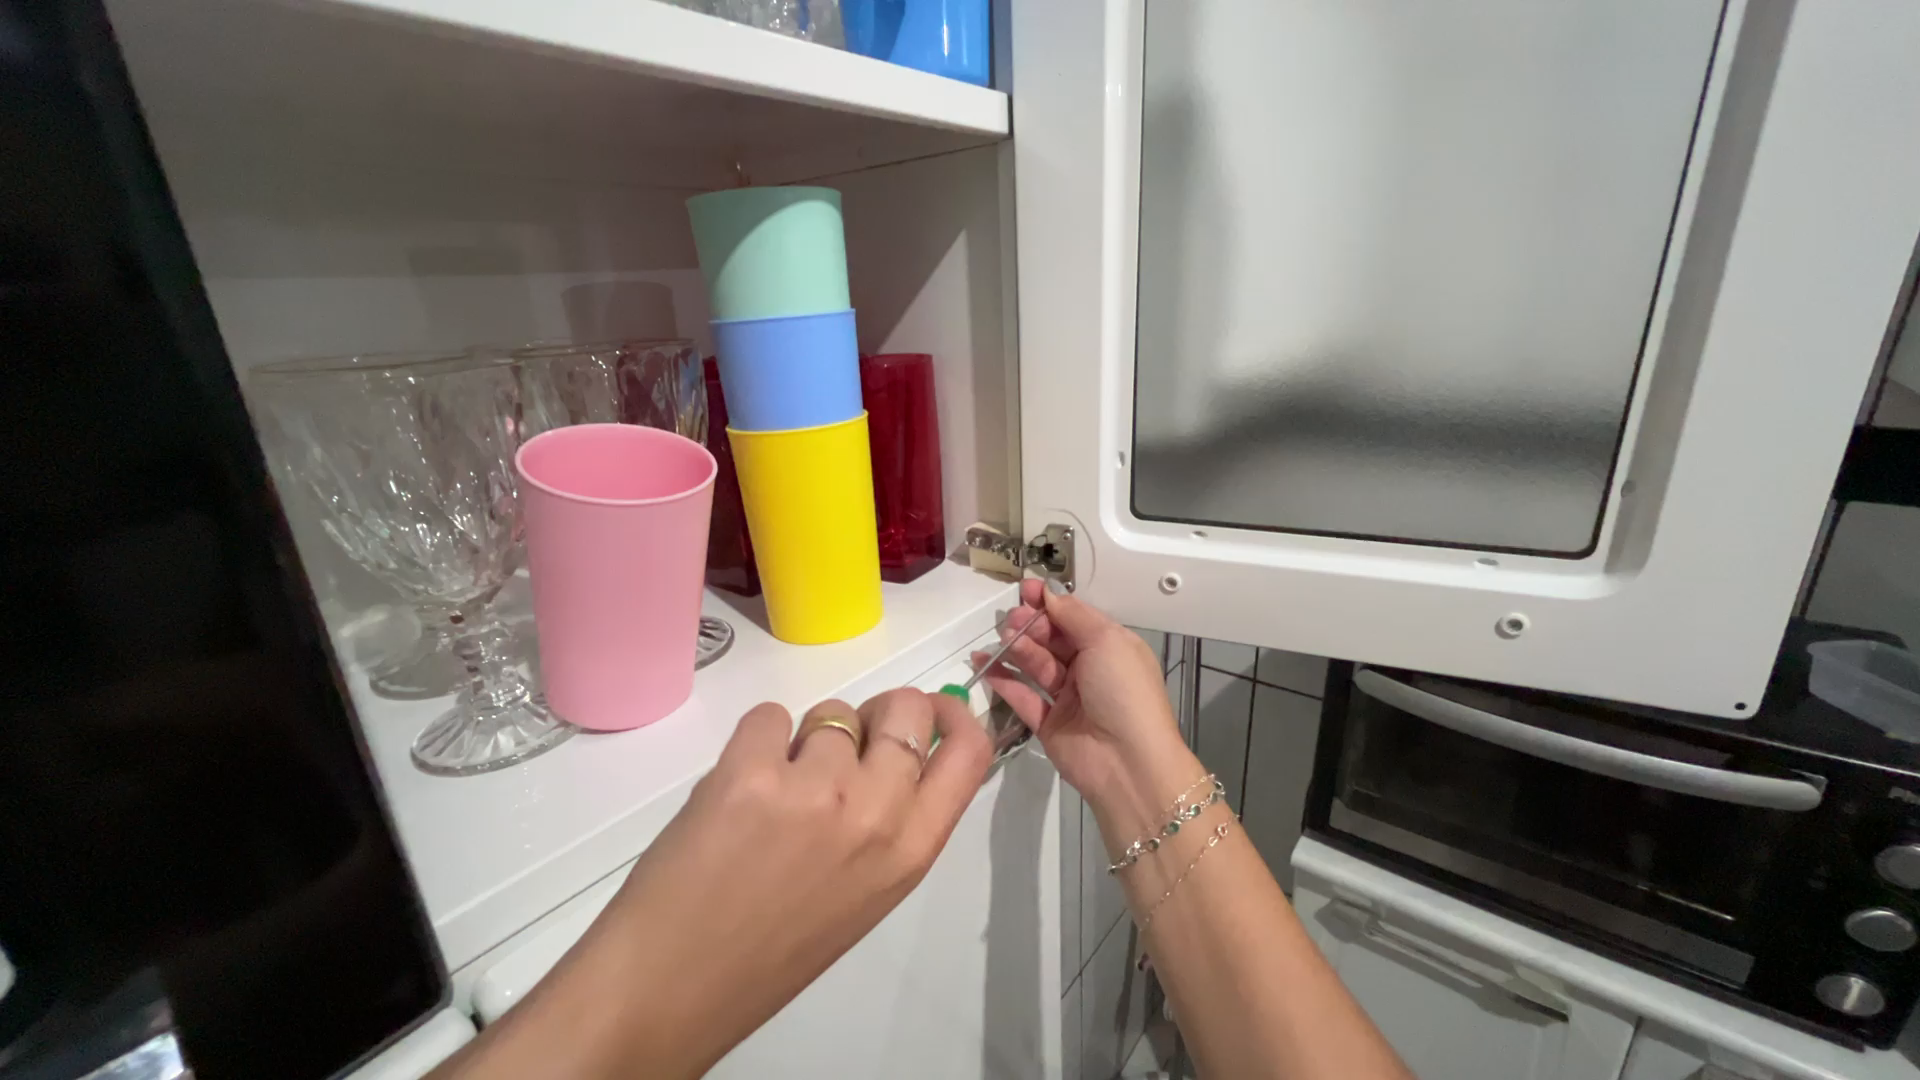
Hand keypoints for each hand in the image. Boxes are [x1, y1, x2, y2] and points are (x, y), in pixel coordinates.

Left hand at [436, 689, 992, 1079]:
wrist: (671, 986)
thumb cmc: (775, 945)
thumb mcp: (867, 888)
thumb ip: (893, 818)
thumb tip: (893, 746)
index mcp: (911, 851)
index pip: (970, 751)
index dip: (953, 712)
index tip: (931, 708)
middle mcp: (875, 812)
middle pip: (905, 707)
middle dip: (878, 710)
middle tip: (844, 743)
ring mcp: (814, 788)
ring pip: (831, 711)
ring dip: (807, 737)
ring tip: (776, 789)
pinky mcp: (749, 774)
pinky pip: (770, 715)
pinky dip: (757, 739)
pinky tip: (739, 786)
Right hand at [974, 580, 1199, 836]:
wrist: (1127, 762)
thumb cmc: (1124, 692)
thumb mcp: (1107, 641)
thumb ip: (1073, 616)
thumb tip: (1049, 593)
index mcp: (1110, 647)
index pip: (1075, 618)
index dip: (1050, 603)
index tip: (1025, 589)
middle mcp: (1089, 669)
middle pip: (1053, 640)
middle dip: (1032, 625)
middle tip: (1013, 619)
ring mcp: (1068, 698)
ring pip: (1037, 665)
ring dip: (1018, 649)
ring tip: (1003, 640)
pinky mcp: (1048, 724)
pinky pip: (1023, 697)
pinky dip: (1004, 681)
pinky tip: (986, 666)